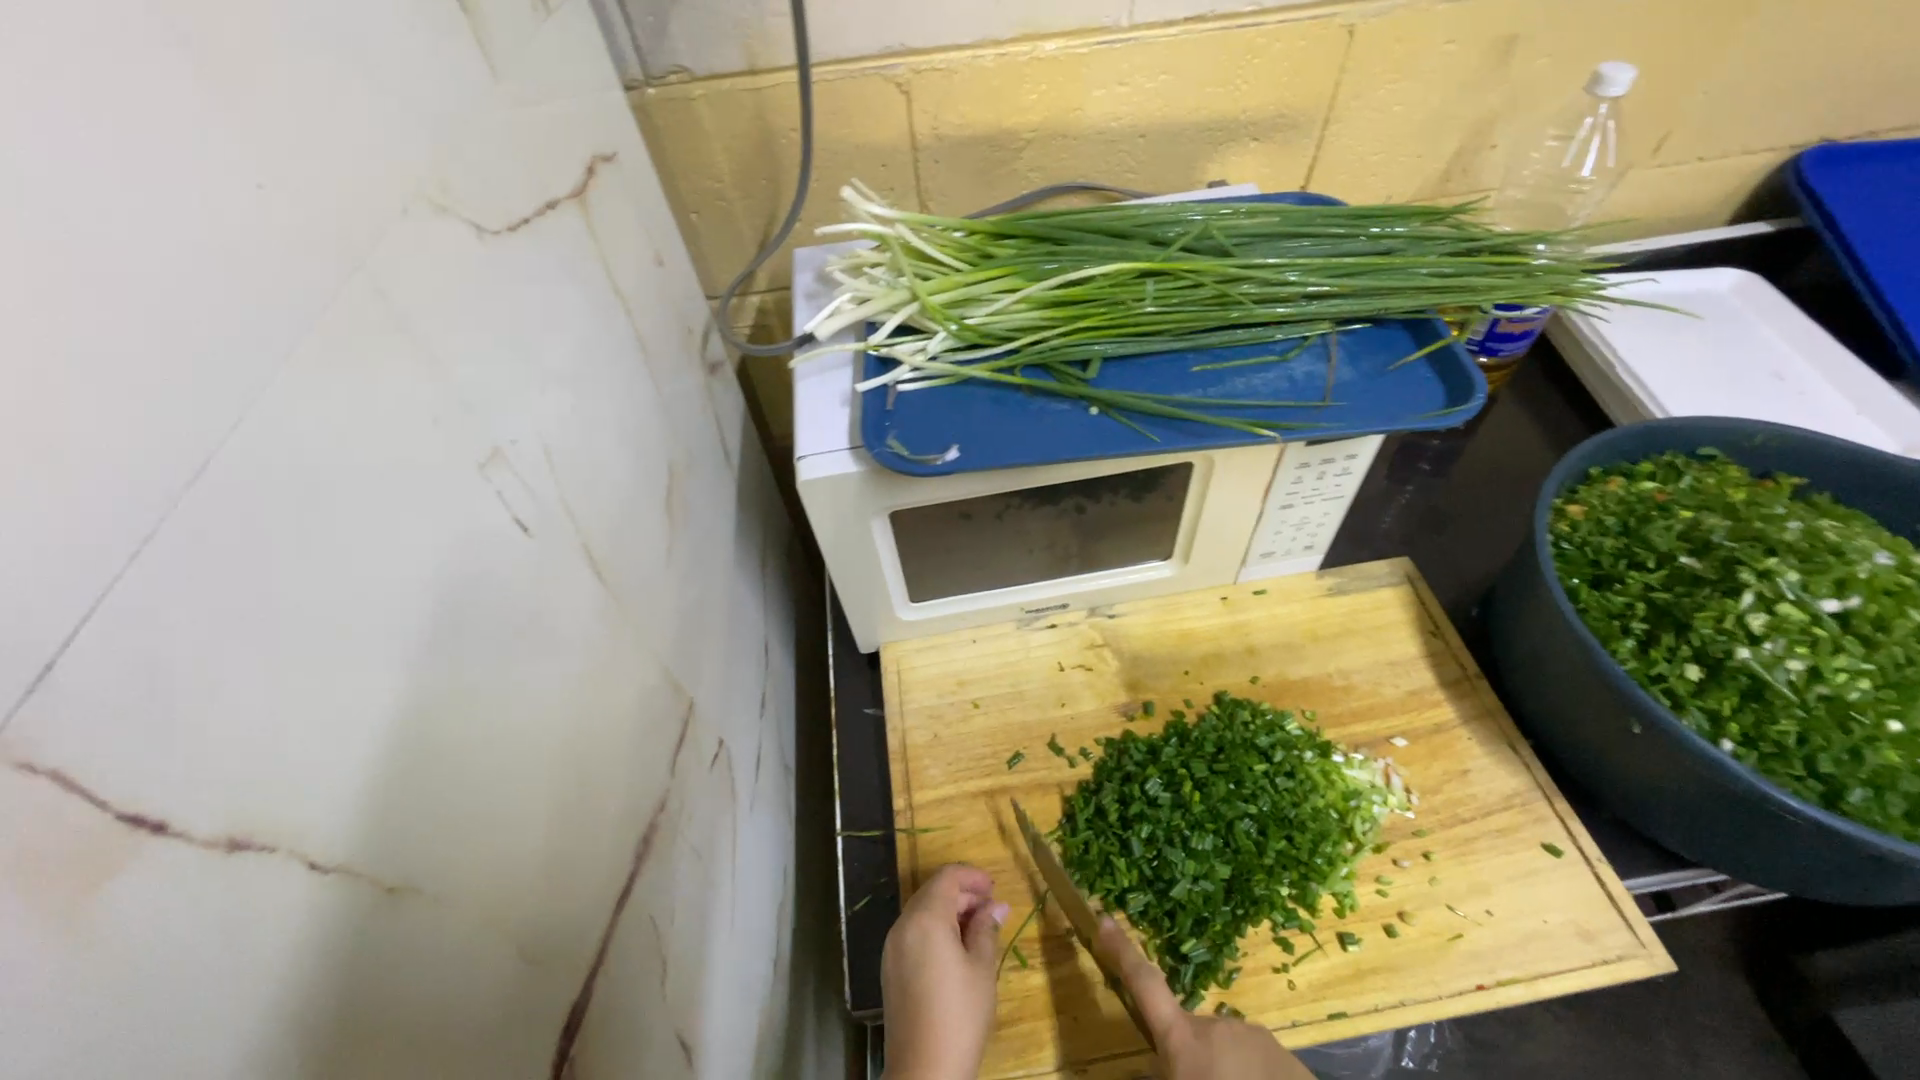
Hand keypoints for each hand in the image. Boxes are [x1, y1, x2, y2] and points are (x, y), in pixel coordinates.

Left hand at [881, 863, 1008, 1079]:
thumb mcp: (982, 968)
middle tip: (991, 910)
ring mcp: (892, 948)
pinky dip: (935, 930)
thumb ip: (986, 929)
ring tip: (978, 930)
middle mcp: (902, 926)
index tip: (994, 888)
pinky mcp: (890, 969)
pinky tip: (956, 950)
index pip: (947, 878)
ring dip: (949, 912)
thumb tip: (994, 906)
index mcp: (924, 919)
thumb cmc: (960, 1014)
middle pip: (932, 893)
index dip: (972, 876)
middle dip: (962, 894)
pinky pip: (913, 934)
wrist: (924, 1070)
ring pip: (921, 913)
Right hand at [1095, 917, 1315, 1079]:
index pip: (1144, 985)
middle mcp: (1216, 1027)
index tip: (1104, 918)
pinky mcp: (1288, 1057)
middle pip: (1191, 1036)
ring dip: (1224, 1075)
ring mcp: (1254, 1037)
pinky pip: (1259, 1066)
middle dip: (1191, 1062)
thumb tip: (1154, 1063)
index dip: (1122, 952)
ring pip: (1227, 1053)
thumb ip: (1162, 1069)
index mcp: (1183, 1040)